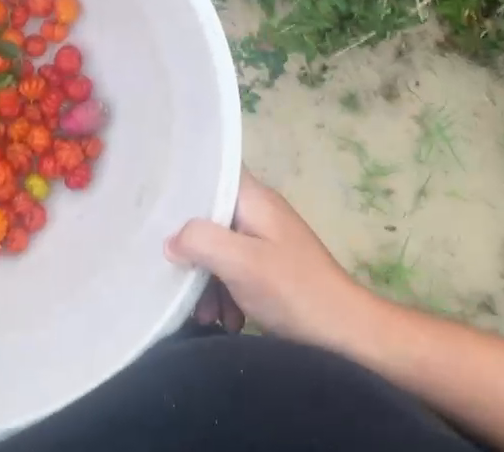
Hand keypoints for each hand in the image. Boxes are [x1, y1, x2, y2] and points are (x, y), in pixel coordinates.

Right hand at [166, 171, 377, 354]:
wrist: (347, 333)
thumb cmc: (294, 290)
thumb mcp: (241, 263)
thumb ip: (201, 241)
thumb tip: (170, 240)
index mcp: (253, 198)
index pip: (210, 170)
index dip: (182, 182)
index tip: (155, 204)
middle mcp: (258, 211)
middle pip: (208, 216)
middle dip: (191, 250)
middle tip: (180, 281)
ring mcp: (265, 239)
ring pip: (219, 247)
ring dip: (207, 279)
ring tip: (206, 315)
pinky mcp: (270, 266)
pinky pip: (235, 269)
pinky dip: (225, 291)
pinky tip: (226, 319)